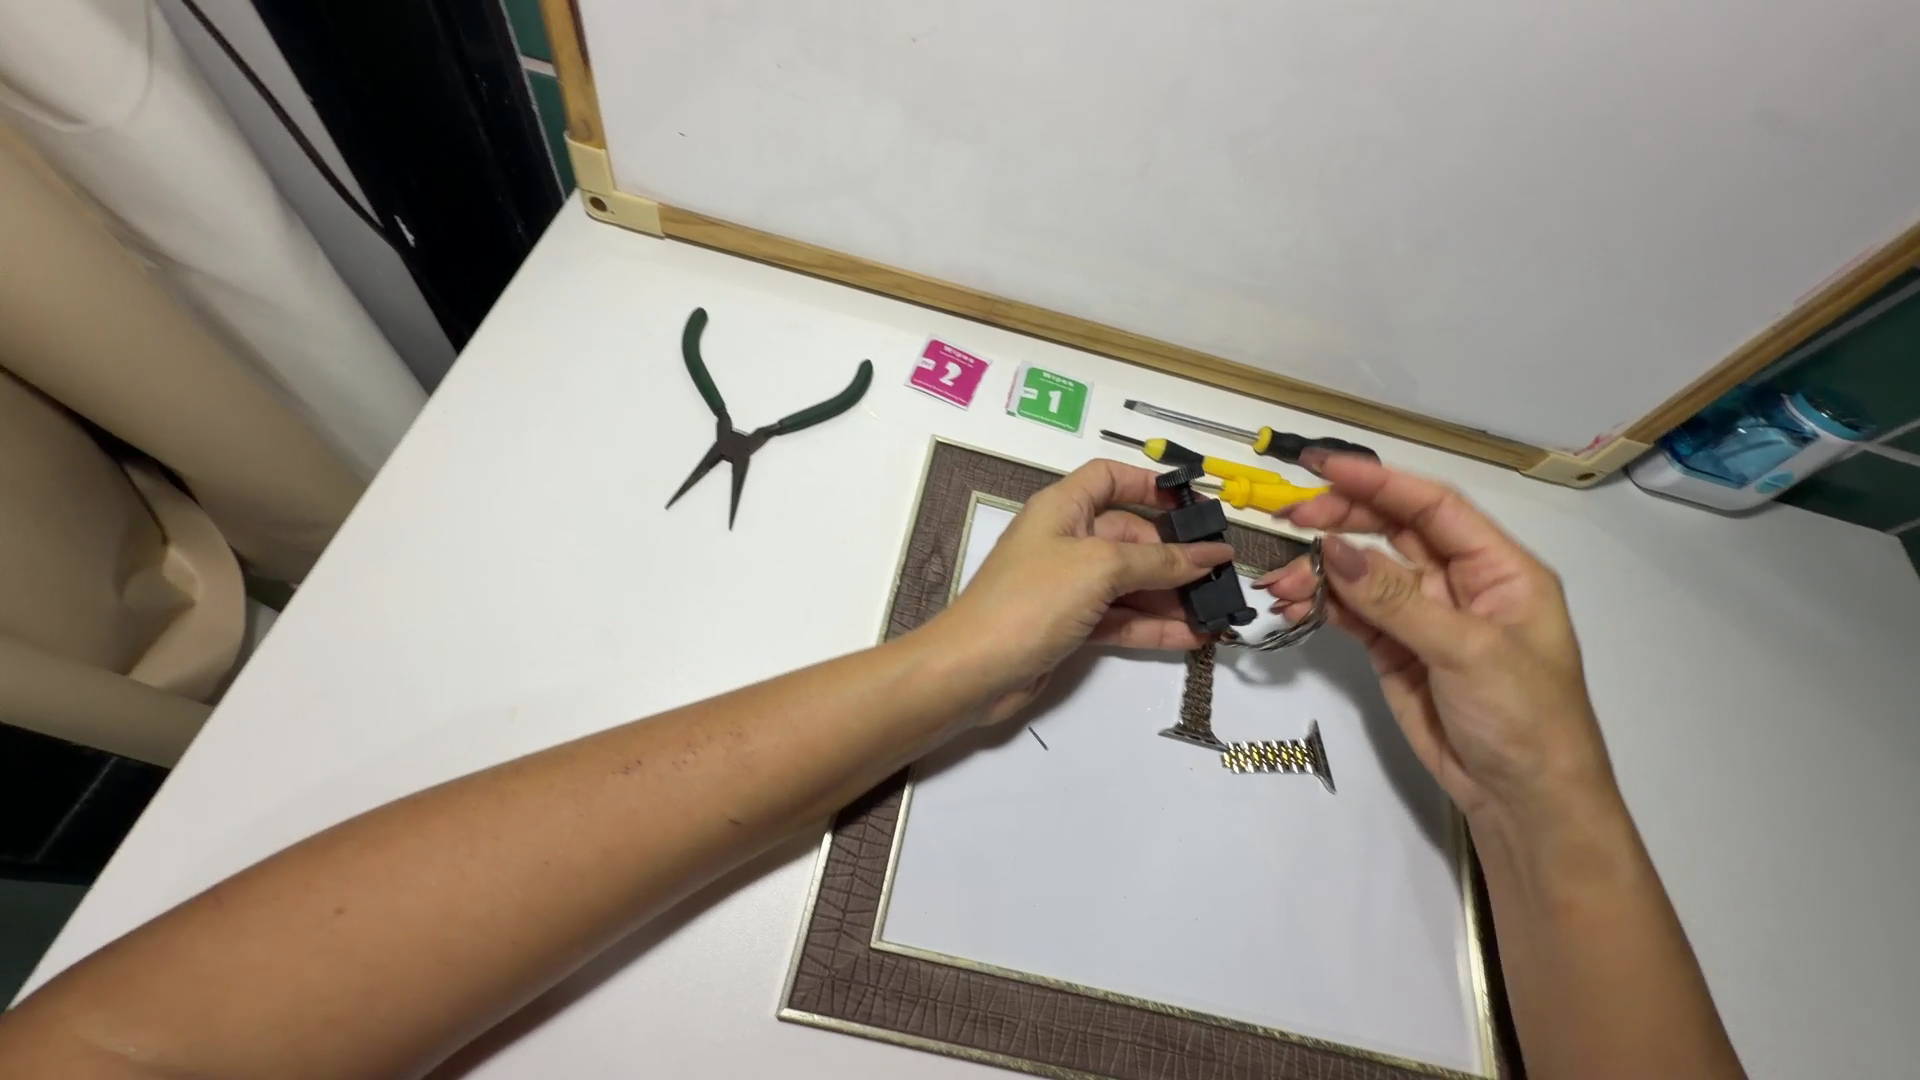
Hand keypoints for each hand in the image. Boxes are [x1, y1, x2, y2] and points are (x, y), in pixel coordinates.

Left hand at [934, 459, 1233, 723]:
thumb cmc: (1030, 600)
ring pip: (1129, 583)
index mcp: (1061, 508)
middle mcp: (1064, 541)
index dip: (1148, 484)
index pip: (1108, 478)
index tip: (1192, 503)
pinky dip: (1153, 626)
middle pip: (1129, 536)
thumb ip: (1158, 561)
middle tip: (1220, 575)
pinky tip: (1192, 636)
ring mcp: (1067, 586)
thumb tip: (1210, 555)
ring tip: (1216, 611)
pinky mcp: (1070, 625)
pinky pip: (1120, 618)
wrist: (974, 670)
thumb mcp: (1099, 568)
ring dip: (1171, 596)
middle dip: (1173, 555)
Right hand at [1259, 453, 1614, 823]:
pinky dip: (1318, 604)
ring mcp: (1420, 615)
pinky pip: (1349, 612)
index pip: (1433, 508)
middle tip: (1289, 519)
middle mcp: (1457, 583)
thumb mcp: (1466, 652)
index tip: (1324, 469)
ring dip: (1318, 571)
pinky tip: (1292, 604)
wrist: (1521, 800)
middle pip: (1391, 531)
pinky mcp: (1392, 647)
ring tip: (1280, 584)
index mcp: (1498, 569)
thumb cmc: (1524, 719)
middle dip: (1340, 520)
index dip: (1380, 483)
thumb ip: (1395, 599)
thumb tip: (1331, 548)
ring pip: (1361, 572)